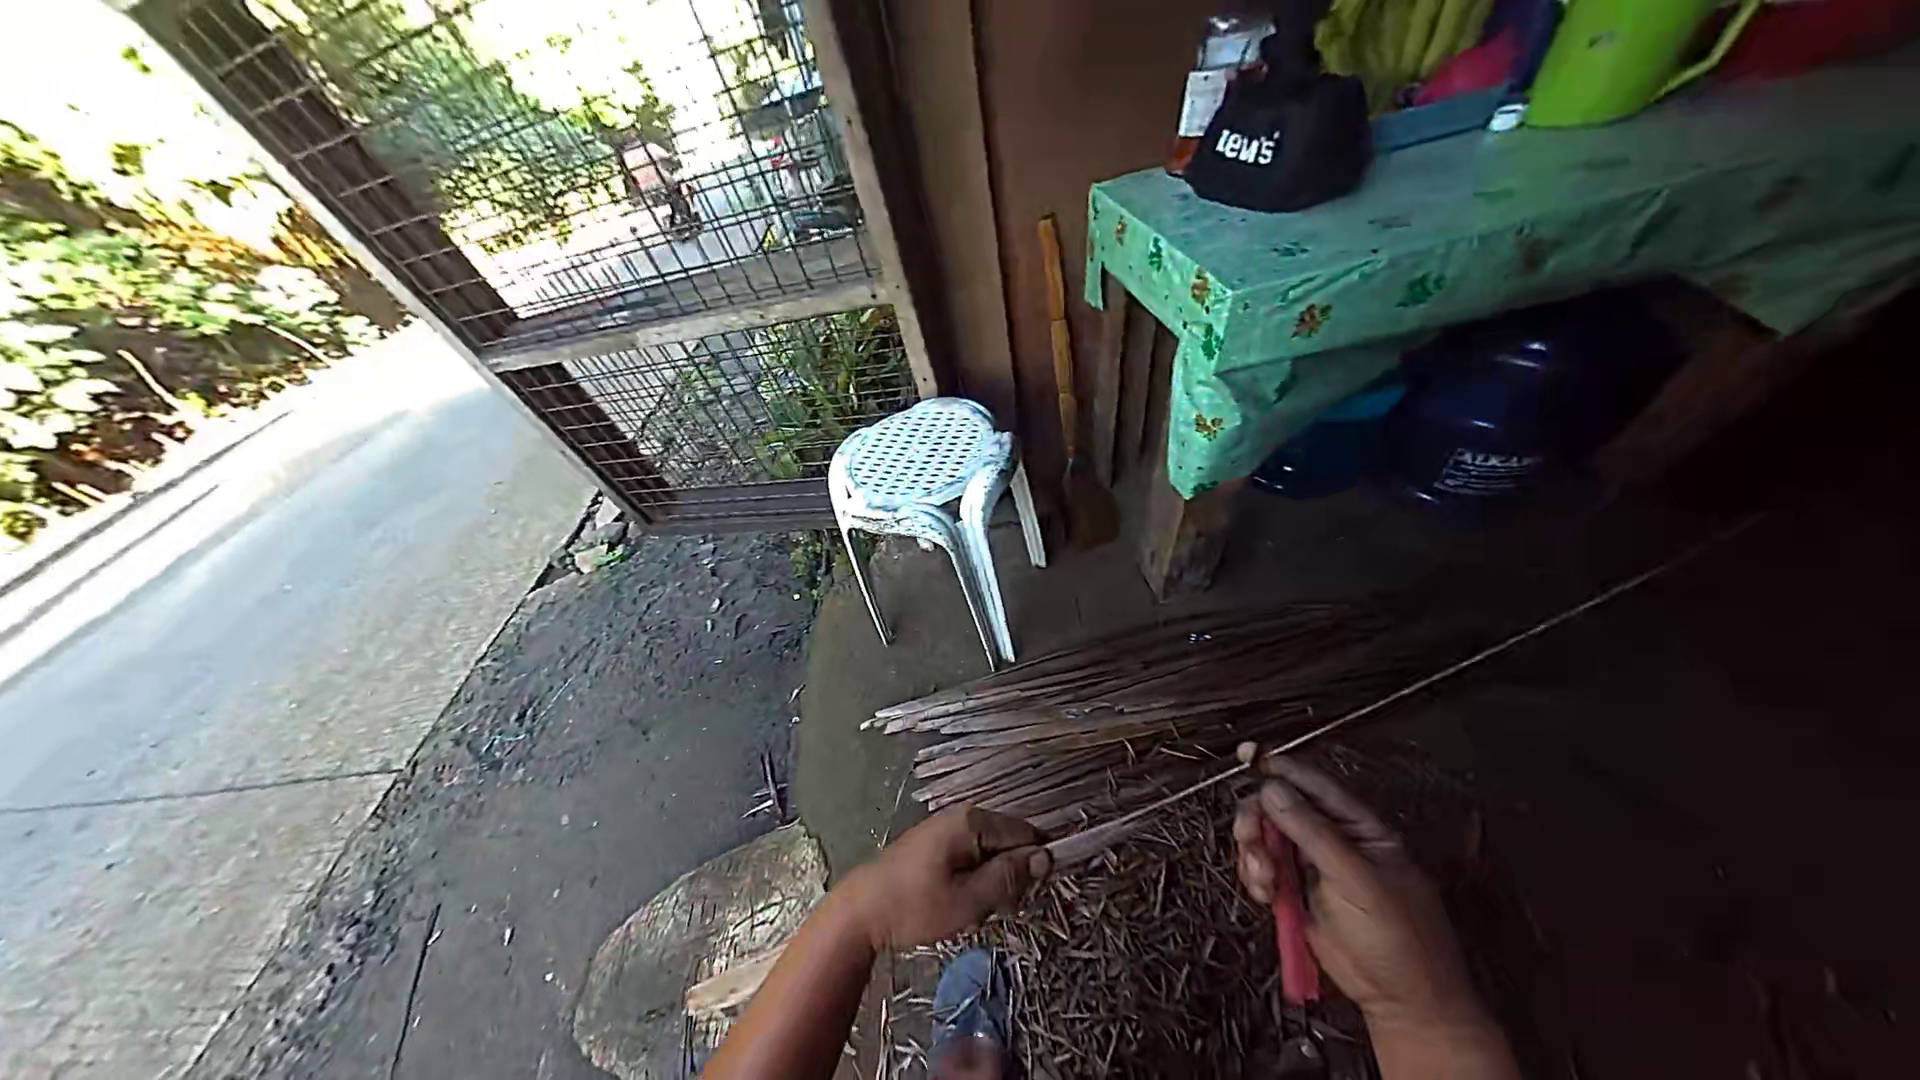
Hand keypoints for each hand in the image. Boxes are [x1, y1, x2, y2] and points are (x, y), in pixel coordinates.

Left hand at [838, 805, 1051, 950]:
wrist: (861, 912)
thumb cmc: (915, 906)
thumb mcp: (969, 900)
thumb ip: (1009, 877)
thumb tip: (1045, 858)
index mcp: (971, 821)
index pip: (1025, 833)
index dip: (1036, 864)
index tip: (1032, 895)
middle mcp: (962, 815)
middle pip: (1009, 841)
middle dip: (1012, 875)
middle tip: (997, 909)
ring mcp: (948, 827)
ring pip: (992, 851)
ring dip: (993, 881)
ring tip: (975, 909)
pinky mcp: (938, 843)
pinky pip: (973, 855)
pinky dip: (976, 878)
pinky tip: (961, 901)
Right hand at [1231, 748, 1482, 1034]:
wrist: (1401, 1002)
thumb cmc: (1401, 941)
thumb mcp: (1357, 880)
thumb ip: (1313, 832)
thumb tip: (1274, 788)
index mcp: (1358, 827)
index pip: (1314, 784)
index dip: (1281, 767)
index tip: (1251, 757)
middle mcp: (1331, 839)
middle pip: (1278, 807)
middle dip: (1258, 820)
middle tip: (1251, 836)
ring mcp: (1310, 863)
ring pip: (1263, 835)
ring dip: (1254, 853)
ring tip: (1265, 879)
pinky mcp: (1293, 888)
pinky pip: (1259, 866)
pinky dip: (1254, 876)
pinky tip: (1266, 894)